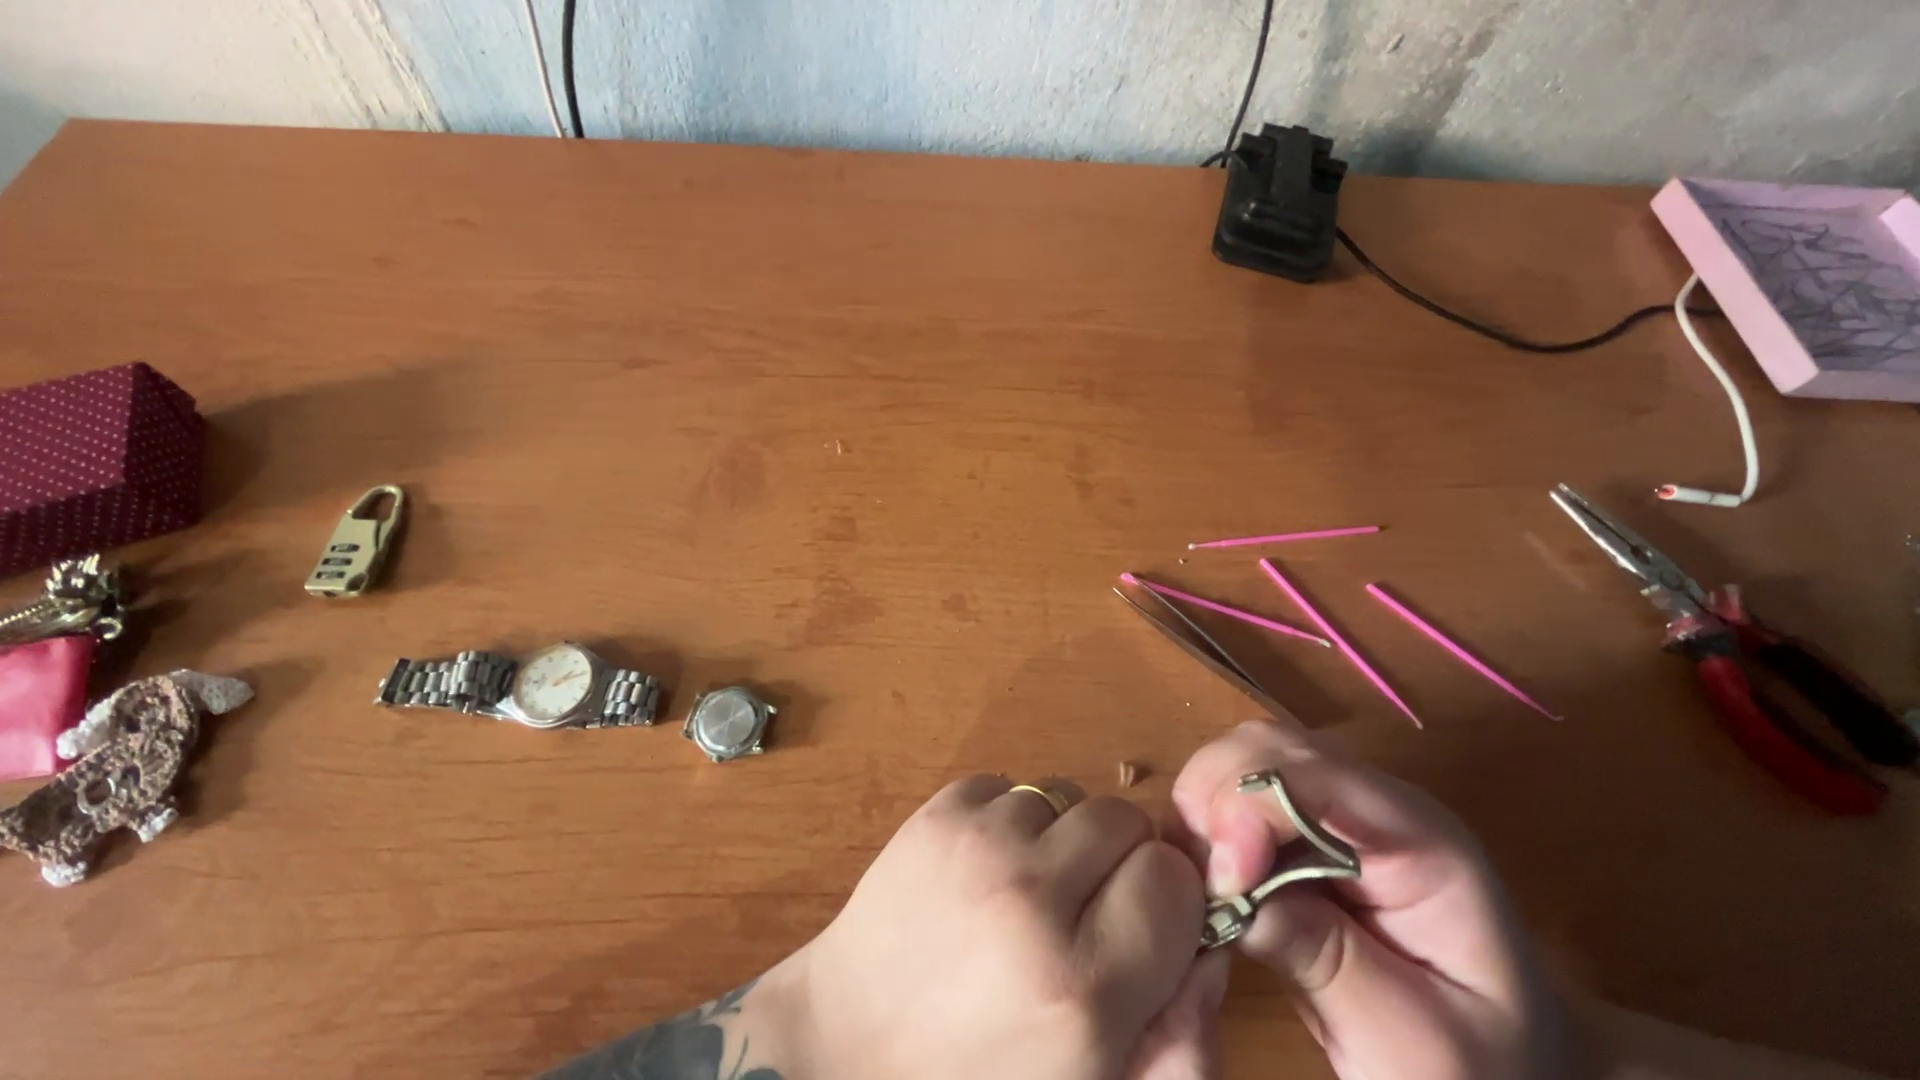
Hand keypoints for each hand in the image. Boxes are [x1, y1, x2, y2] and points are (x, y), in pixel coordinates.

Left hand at [773, 775, 1209, 1079]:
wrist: (846, 1052)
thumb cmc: (980, 1079)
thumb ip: (1182, 1038)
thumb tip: (1209, 946)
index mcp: (1084, 987)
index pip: (1176, 880)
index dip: (1165, 902)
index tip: (1139, 926)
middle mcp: (1032, 899)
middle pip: (1125, 820)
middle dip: (1119, 860)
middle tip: (1083, 907)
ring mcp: (977, 845)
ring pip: (1066, 796)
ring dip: (1061, 837)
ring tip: (1027, 889)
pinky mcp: (934, 815)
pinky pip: (1008, 786)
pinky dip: (1010, 819)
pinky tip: (986, 870)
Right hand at [1169, 720, 1580, 1079]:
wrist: (1506, 1069)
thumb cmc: (1478, 1066)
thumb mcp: (1411, 1039)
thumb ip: (1326, 961)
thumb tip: (1231, 893)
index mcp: (1419, 839)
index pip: (1317, 773)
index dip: (1251, 806)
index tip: (1222, 882)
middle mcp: (1371, 806)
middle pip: (1267, 748)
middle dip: (1215, 800)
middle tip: (1198, 883)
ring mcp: (1335, 816)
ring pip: (1239, 764)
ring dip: (1202, 814)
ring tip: (1199, 889)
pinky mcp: (1302, 838)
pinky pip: (1234, 803)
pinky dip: (1204, 833)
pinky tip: (1208, 889)